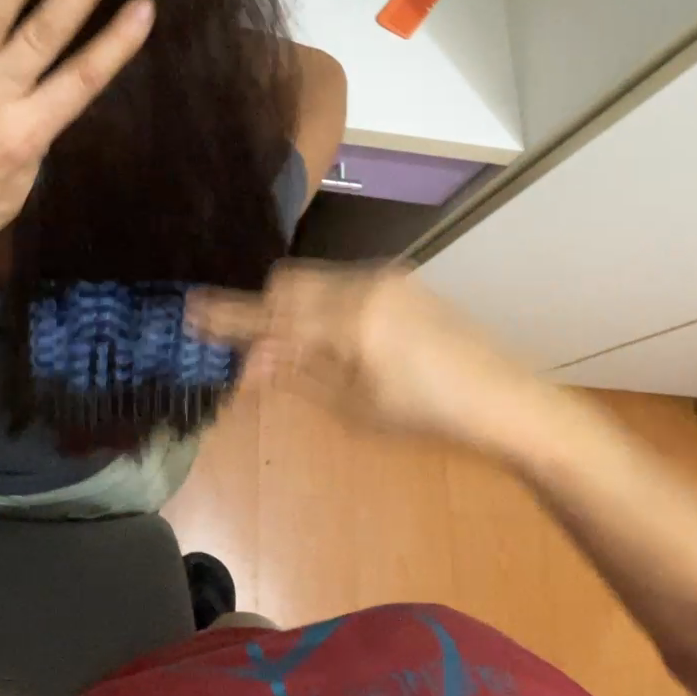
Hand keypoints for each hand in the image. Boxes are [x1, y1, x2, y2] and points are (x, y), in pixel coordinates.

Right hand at [190, 263, 576, 462]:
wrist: (506, 400)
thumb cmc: (428, 418)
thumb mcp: (354, 408)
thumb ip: (297, 374)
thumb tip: (249, 360)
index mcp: (350, 323)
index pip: (273, 316)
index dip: (228, 317)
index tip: (190, 312)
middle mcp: (363, 285)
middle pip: (288, 284)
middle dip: (262, 308)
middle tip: (251, 346)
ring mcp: (384, 277)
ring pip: (313, 281)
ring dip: (293, 307)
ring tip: (296, 348)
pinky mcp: (400, 279)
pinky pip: (341, 283)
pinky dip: (322, 305)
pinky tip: (335, 338)